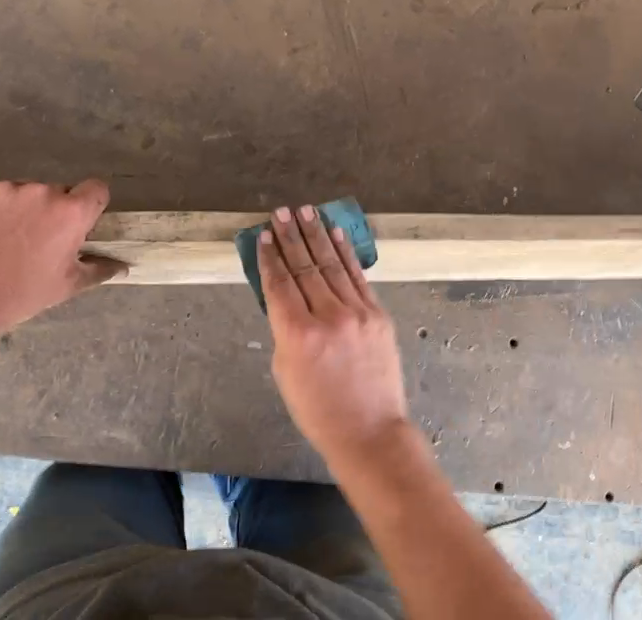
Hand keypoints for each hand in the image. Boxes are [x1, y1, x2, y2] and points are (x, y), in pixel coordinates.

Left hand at [0, 180, 122, 336]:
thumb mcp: (64, 288)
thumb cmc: (16, 296)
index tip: (76, 224)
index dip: (89, 205)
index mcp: (69, 213)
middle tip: (31, 243)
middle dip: (48, 212)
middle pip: (54, 193)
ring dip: (15, 211)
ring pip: (19, 194)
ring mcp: (2, 188)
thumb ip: (98, 270)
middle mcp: (40, 191)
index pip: (95, 189)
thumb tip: (123, 266)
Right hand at [259, 204, 412, 464]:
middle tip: (281, 212)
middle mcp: (328, 317)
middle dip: (291, 237)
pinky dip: (345, 253)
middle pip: (305, 267)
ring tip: (305, 211)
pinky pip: (357, 276)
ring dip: (317, 235)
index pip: (279, 284)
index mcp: (297, 334)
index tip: (264, 236)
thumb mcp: (285, 371)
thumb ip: (283, 329)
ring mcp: (357, 313)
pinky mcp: (377, 314)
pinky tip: (336, 233)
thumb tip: (284, 296)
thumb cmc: (318, 409)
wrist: (369, 430)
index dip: (270, 257)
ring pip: (331, 265)